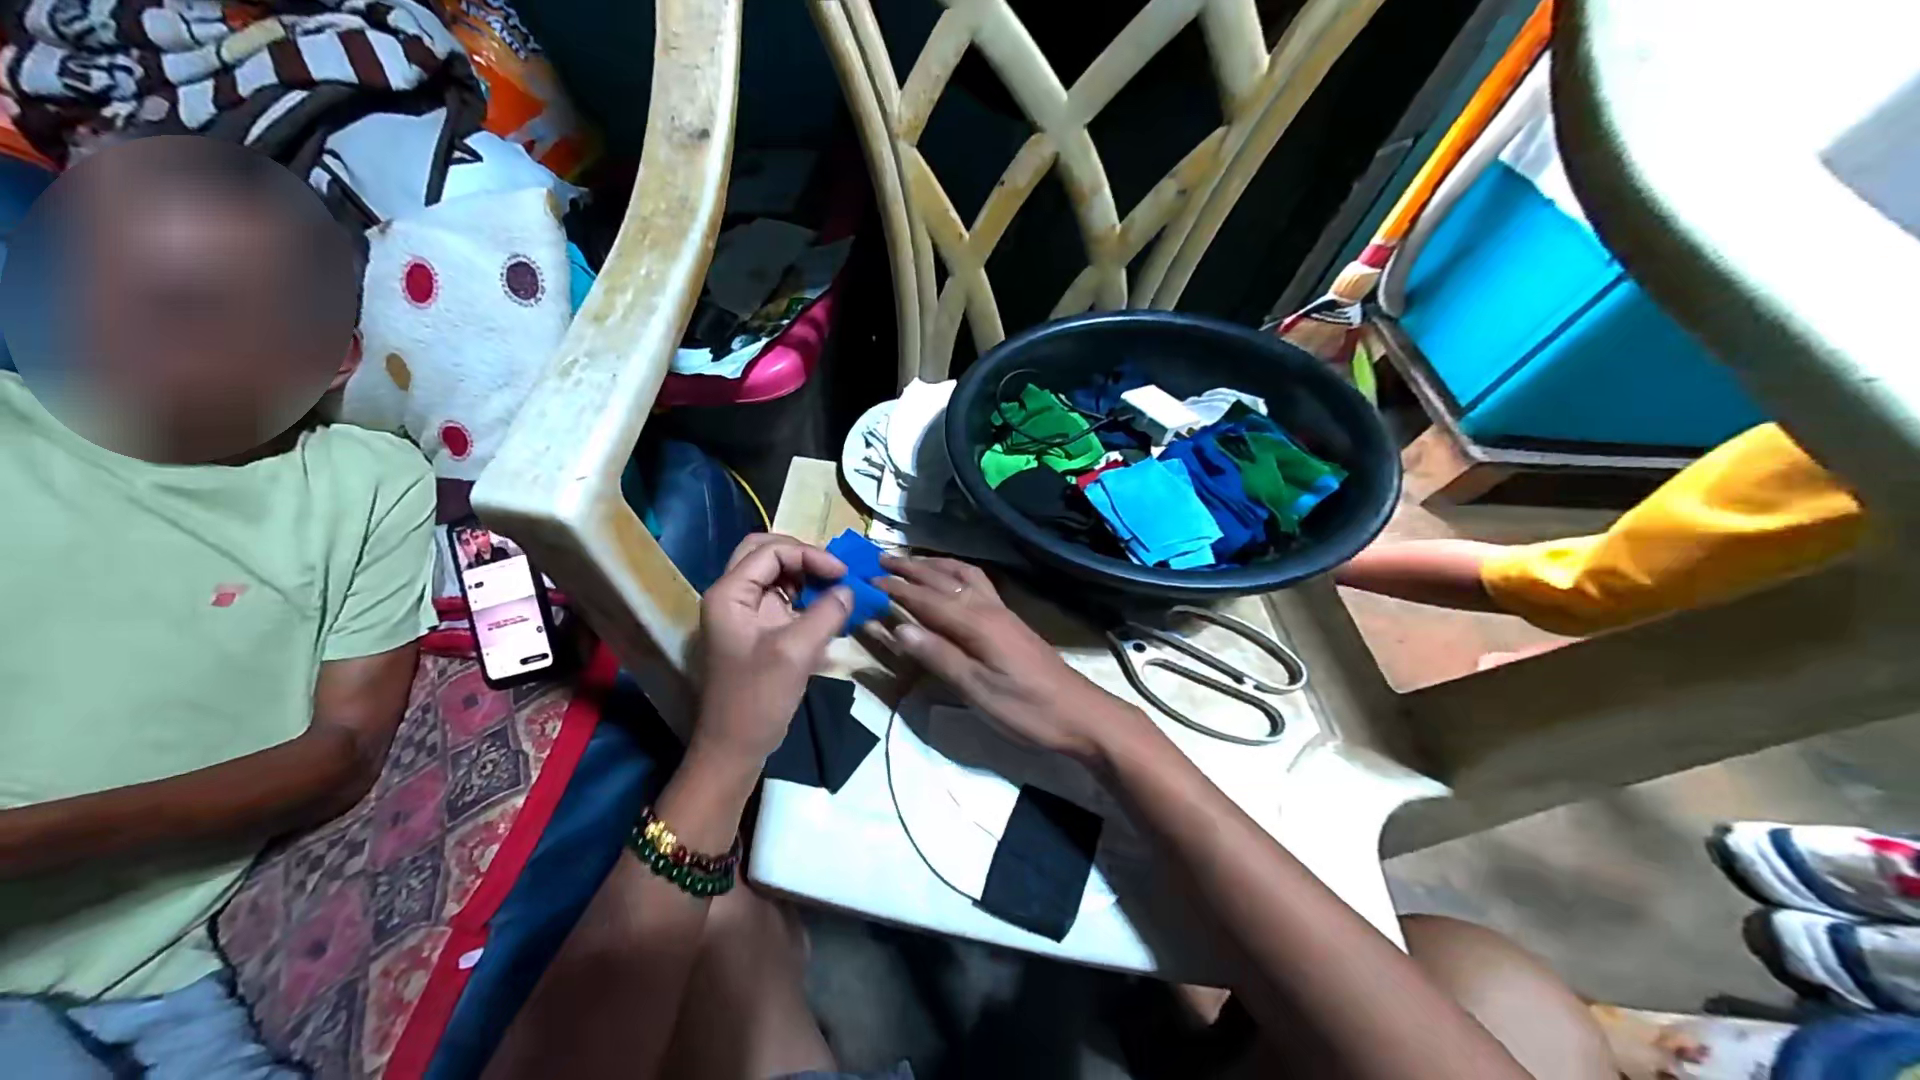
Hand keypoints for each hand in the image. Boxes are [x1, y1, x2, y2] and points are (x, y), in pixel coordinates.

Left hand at [693, 534, 850, 763]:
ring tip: (835, 588)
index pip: (771, 552)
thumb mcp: (795, 652)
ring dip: (806, 575)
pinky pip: (782, 598)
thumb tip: (850, 590)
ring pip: (775, 574)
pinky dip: (805, 597)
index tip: (842, 574)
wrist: (734, 747)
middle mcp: (732, 596)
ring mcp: (744, 613)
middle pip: (766, 553)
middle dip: (803, 556)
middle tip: (833, 572)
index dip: (809, 555)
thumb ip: (825, 613)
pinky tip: (828, 608)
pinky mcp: (758, 630)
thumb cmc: (757, 699)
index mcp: (729, 594)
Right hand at [874, 555, 1150, 762]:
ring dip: (935, 565)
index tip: (866, 580)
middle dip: (911, 568)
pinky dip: (956, 573)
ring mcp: (1003, 612)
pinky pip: (978, 583)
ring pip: (965, 575)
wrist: (1080, 713)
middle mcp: (989, 608)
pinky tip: (953, 581)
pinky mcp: (1011, 621)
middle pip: (944, 579)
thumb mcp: (977, 690)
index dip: (896, 589)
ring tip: (911, 562)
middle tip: (880, 560)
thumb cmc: (1026, 709)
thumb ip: (939, 656)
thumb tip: (898, 628)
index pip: (927, 599)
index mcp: (976, 623)